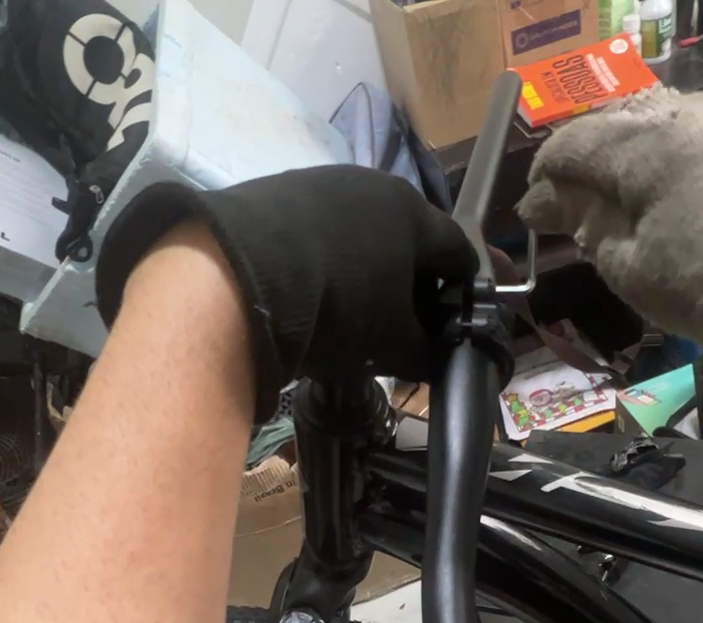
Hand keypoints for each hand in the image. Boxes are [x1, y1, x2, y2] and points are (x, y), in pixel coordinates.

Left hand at [95, 166, 475, 420]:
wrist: (238, 280)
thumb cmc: (339, 309)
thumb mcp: (391, 343)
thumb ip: (426, 352)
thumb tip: (440, 360)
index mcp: (413, 214)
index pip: (458, 250)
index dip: (464, 289)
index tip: (458, 317)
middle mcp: (373, 185)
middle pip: (409, 237)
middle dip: (414, 280)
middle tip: (405, 320)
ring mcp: (321, 184)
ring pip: (362, 231)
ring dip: (368, 268)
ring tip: (354, 309)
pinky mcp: (276, 193)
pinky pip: (319, 231)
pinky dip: (328, 260)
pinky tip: (311, 292)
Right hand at [517, 89, 702, 380]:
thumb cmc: (694, 291)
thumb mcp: (623, 262)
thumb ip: (580, 219)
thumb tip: (539, 203)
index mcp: (649, 146)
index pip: (577, 145)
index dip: (546, 174)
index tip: (531, 207)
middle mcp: (687, 114)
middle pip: (613, 125)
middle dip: (582, 164)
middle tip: (563, 202)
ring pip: (653, 120)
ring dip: (622, 152)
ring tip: (608, 192)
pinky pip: (692, 125)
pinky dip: (663, 148)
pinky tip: (654, 179)